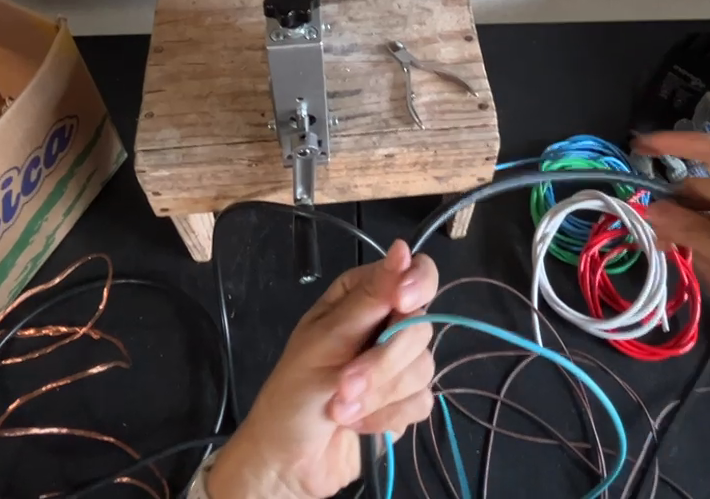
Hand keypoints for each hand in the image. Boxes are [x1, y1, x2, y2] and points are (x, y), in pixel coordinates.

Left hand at [207, 241, 438, 498]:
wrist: (288, 461)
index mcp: (362, 295)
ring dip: (378, 396)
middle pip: (420, 327)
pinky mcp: (404, 400)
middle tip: (344, 384)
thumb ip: (369, 299)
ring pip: (421, 367)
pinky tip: (358, 424)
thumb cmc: (294, 392)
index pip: (413, 272)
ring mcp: (397, 362)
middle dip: (382, 363)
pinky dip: (387, 417)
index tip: (402, 304)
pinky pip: (420, 401)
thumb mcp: (326, 339)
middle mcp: (385, 322)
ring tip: (340, 410)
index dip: (417, 284)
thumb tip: (402, 249)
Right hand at [637, 132, 709, 357]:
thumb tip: (650, 208)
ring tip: (686, 267)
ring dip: (693, 239)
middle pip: (701, 189)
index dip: (669, 143)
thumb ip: (688, 229)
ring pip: (709, 215)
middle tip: (657, 241)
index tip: (636, 146)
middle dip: (677, 214)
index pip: (705, 148)